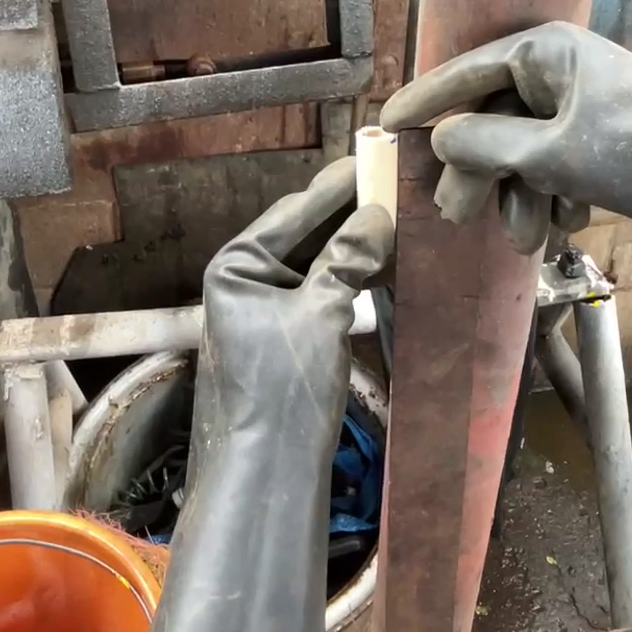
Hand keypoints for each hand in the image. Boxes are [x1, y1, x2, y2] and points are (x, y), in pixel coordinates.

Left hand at [156, 158, 392, 631]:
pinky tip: (383, 261)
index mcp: (236, 264)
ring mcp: (262, 305)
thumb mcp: (321, 314)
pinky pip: (318, 289)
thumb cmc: (284, 388)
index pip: (293, 212)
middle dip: (346, 214)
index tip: (371, 161)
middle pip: (303, 234)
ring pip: (314, 262)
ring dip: (351, 245)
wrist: (267, 471)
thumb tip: (379, 213)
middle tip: (390, 185)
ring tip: (395, 216)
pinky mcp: (283, 331)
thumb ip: (348, 258)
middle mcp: (243, 278)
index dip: (335, 187)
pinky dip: (348, 276)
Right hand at [379, 20, 631, 254]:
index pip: (469, 71)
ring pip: (520, 152)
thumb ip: (485, 144)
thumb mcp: (549, 151)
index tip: (387, 123)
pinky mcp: (596, 145)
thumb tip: (441, 139)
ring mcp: (579, 109)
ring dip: (517, 196)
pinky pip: (549, 168)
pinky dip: (549, 197)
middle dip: (478, 171)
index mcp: (547, 52)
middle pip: (492, 120)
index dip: (426, 100)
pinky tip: (567, 221)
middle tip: (453, 212)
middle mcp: (559, 73)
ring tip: (524, 237)